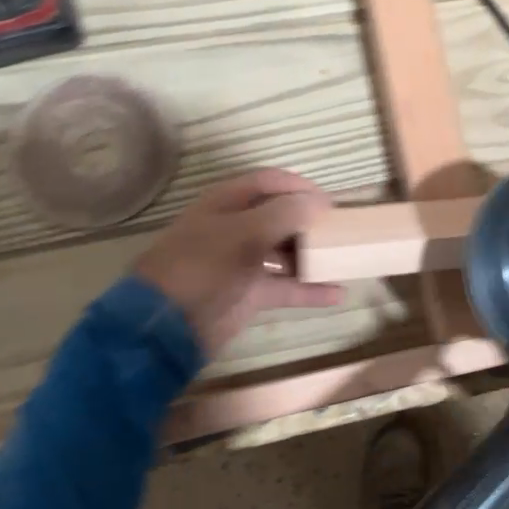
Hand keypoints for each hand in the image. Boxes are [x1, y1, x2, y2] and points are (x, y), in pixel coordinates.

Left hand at [134, 169, 342, 357]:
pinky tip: (337, 293)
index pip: (270, 182)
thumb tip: (321, 203)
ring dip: (313, 255)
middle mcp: (236, 228)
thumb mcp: (244, 234)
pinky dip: (309, 290)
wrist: (164, 326)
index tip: (331, 203)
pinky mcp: (249, 294)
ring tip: (344, 259)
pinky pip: (286, 287)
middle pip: (280, 216)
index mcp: (226, 203)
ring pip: (286, 252)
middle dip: (311, 222)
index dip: (300, 187)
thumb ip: (285, 214)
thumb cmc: (202, 267)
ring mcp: (242, 263)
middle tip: (342, 231)